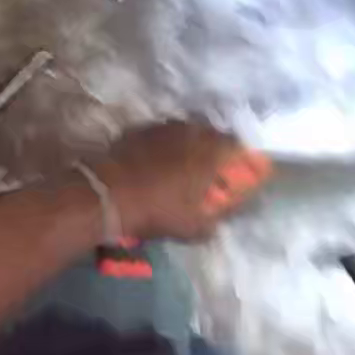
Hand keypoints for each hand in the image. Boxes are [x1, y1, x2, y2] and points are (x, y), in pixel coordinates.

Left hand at [95, 120, 256, 241]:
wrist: (111, 191)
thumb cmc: (157, 210)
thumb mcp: (193, 227)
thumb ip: (215, 221)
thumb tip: (224, 218)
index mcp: (206, 155)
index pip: (233, 145)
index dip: (240, 152)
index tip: (243, 161)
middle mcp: (187, 134)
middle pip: (209, 131)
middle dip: (216, 142)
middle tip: (217, 157)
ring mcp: (162, 128)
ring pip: (186, 127)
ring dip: (192, 137)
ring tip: (191, 152)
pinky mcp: (142, 128)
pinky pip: (164, 129)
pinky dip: (169, 138)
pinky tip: (164, 150)